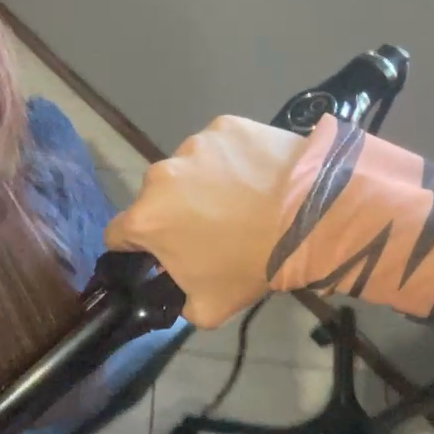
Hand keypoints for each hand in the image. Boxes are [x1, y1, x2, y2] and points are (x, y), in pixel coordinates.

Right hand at [105, 116, 309, 328]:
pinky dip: (230, 160)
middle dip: (171, 213)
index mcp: (145, 219)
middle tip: (208, 229)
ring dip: (200, 184)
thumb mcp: (207, 307)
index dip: (134, 247)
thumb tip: (177, 290)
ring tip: (238, 200)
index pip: (117, 234)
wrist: (317, 218)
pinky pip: (219, 147)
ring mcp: (194, 146)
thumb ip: (177, 303)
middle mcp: (159, 177)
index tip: (156, 254)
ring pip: (186, 170)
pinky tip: (256, 177)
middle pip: (153, 199)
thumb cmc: (253, 264)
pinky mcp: (227, 126)